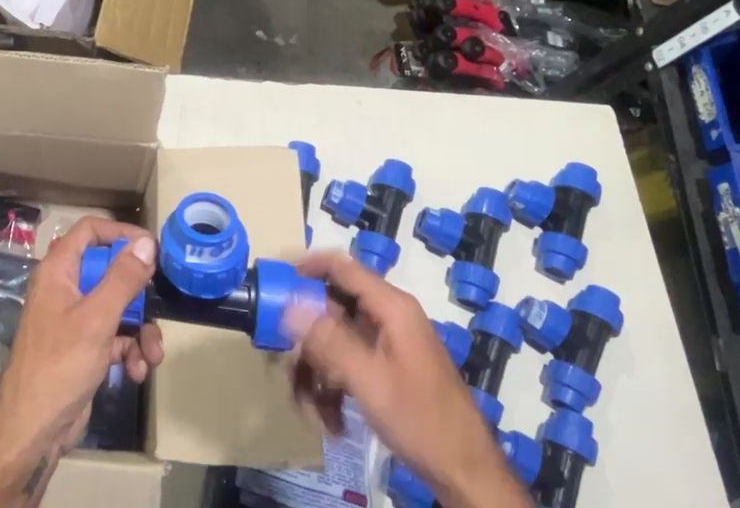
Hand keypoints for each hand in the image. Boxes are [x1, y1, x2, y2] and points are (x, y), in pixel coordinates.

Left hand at [0, 217, 163, 507]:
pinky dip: (131, 352)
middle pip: (110, 272)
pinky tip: (138, 372)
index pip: (89, 231)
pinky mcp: (85, 349)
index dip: (120, 233)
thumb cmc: (60, 364)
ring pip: (118, 309)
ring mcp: (75, 321)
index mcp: (58, 271)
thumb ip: (123, 278)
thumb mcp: (96, 318)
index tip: (151, 247)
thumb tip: (146, 242)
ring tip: (153, 355)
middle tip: (158, 302)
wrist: (35, 428)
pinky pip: (116, 338)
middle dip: (138, 293)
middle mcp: (65, 290)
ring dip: (141, 330)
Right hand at [283, 253, 531, 507]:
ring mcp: (388, 343)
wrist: (466, 472)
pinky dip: (334, 388)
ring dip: (317, 373)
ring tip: (311, 410)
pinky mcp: (387, 368)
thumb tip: (290, 302)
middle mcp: (389, 317)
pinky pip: (348, 364)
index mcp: (391, 307)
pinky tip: (333, 421)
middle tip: (285, 364)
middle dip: (306, 340)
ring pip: (335, 341)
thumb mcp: (368, 379)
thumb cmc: (420, 420)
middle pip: (331, 308)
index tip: (273, 283)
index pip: (340, 266)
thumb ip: (328, 338)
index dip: (304, 267)